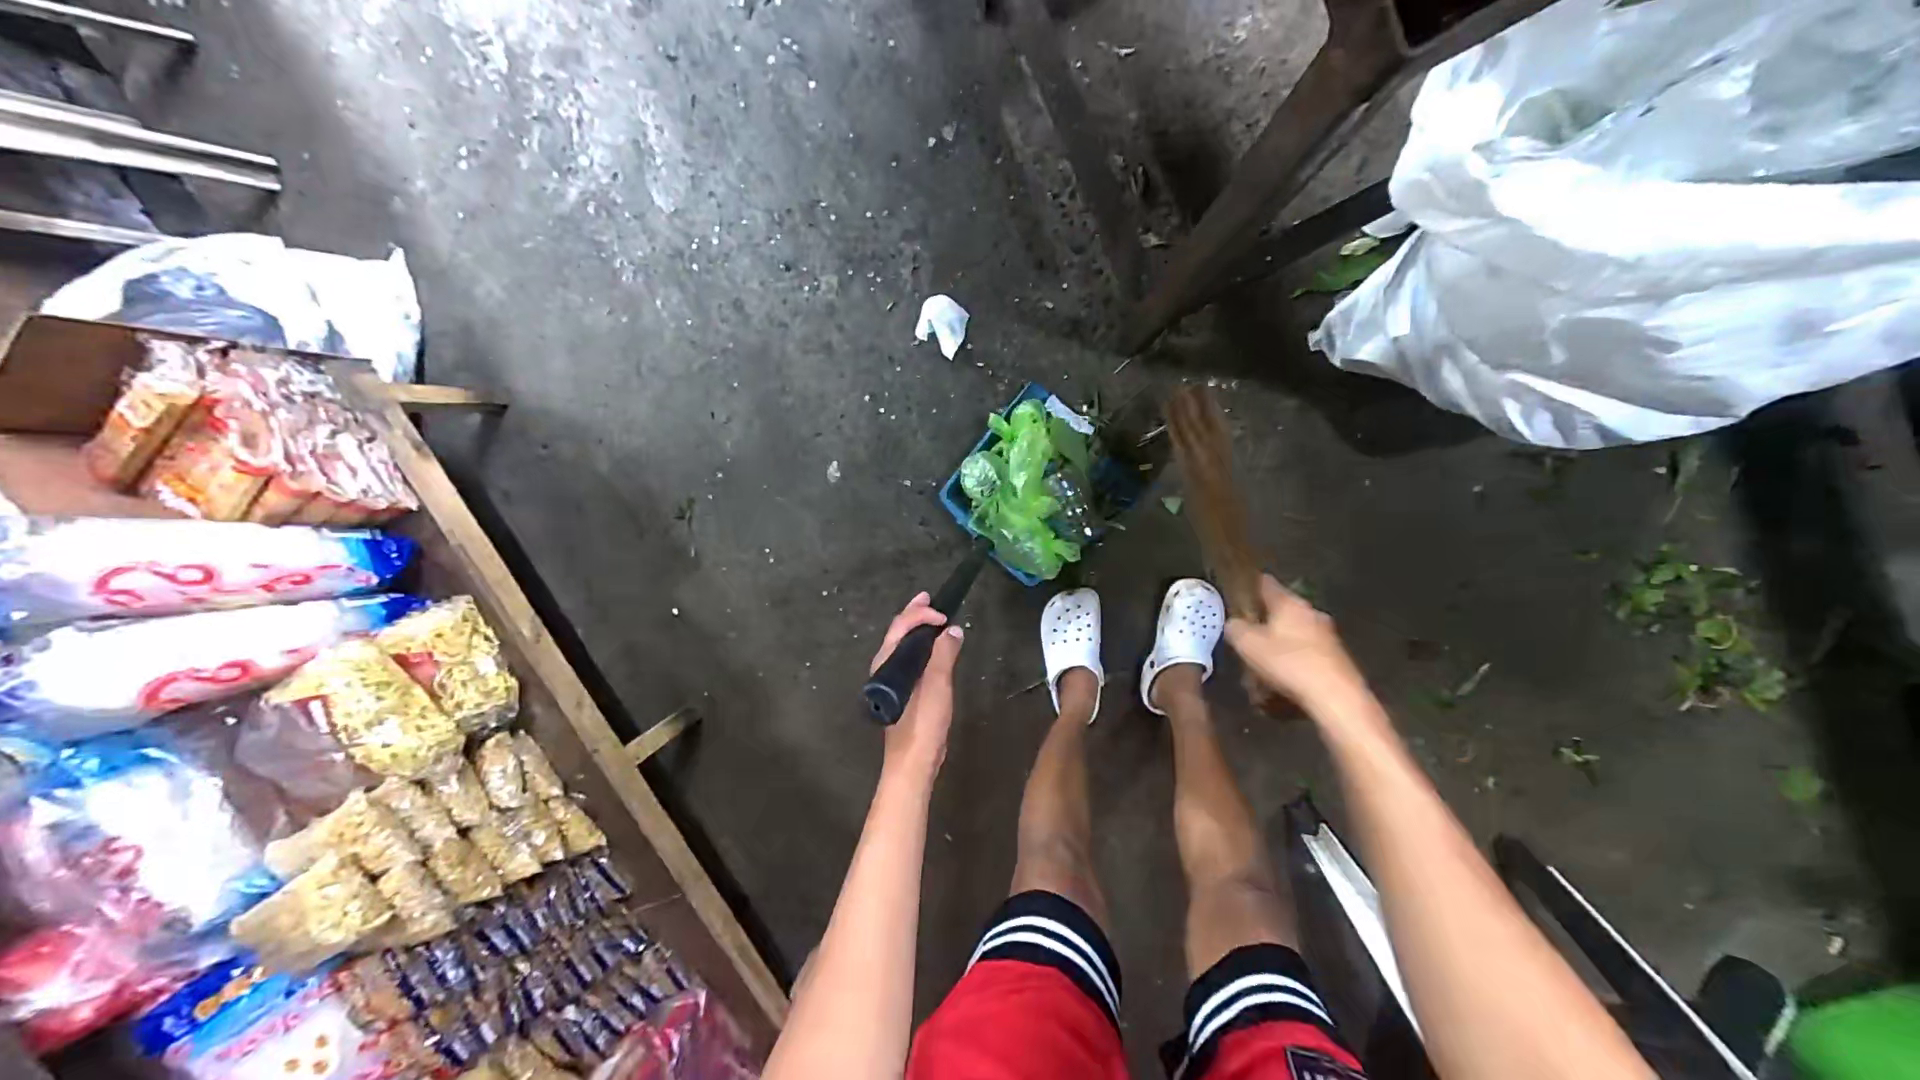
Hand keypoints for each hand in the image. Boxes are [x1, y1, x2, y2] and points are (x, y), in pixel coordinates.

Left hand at [869, 592, 963, 776]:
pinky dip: (920, 646)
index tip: (944, 614)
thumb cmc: (923, 722)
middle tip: (929, 598)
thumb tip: (953, 629)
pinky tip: (933, 650)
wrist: (913, 762)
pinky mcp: (903, 693)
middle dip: (914, 614)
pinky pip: (910, 659)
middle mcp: (885, 667)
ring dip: (916, 629)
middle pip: (898, 633)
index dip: (921, 614)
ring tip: (932, 617)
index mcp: (888, 662)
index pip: (901, 626)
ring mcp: (893, 681)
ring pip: (902, 646)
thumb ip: (944, 654)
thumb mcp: (938, 684)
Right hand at [1224, 574, 1368, 713]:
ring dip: (1278, 643)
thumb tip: (1234, 623)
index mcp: (1288, 602)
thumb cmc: (1287, 663)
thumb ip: (1235, 628)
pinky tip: (1282, 679)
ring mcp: (1327, 634)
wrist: (1336, 696)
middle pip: (1281, 610)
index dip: (1250, 586)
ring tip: (1261, 665)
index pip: (1266, 583)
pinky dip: (1292, 660)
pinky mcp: (1336, 656)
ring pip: (1294, 632)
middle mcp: (1310, 612)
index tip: (1238, 592)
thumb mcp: (1247, 644)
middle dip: (1264, 621)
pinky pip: (1305, 652)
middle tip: (1246, 637)